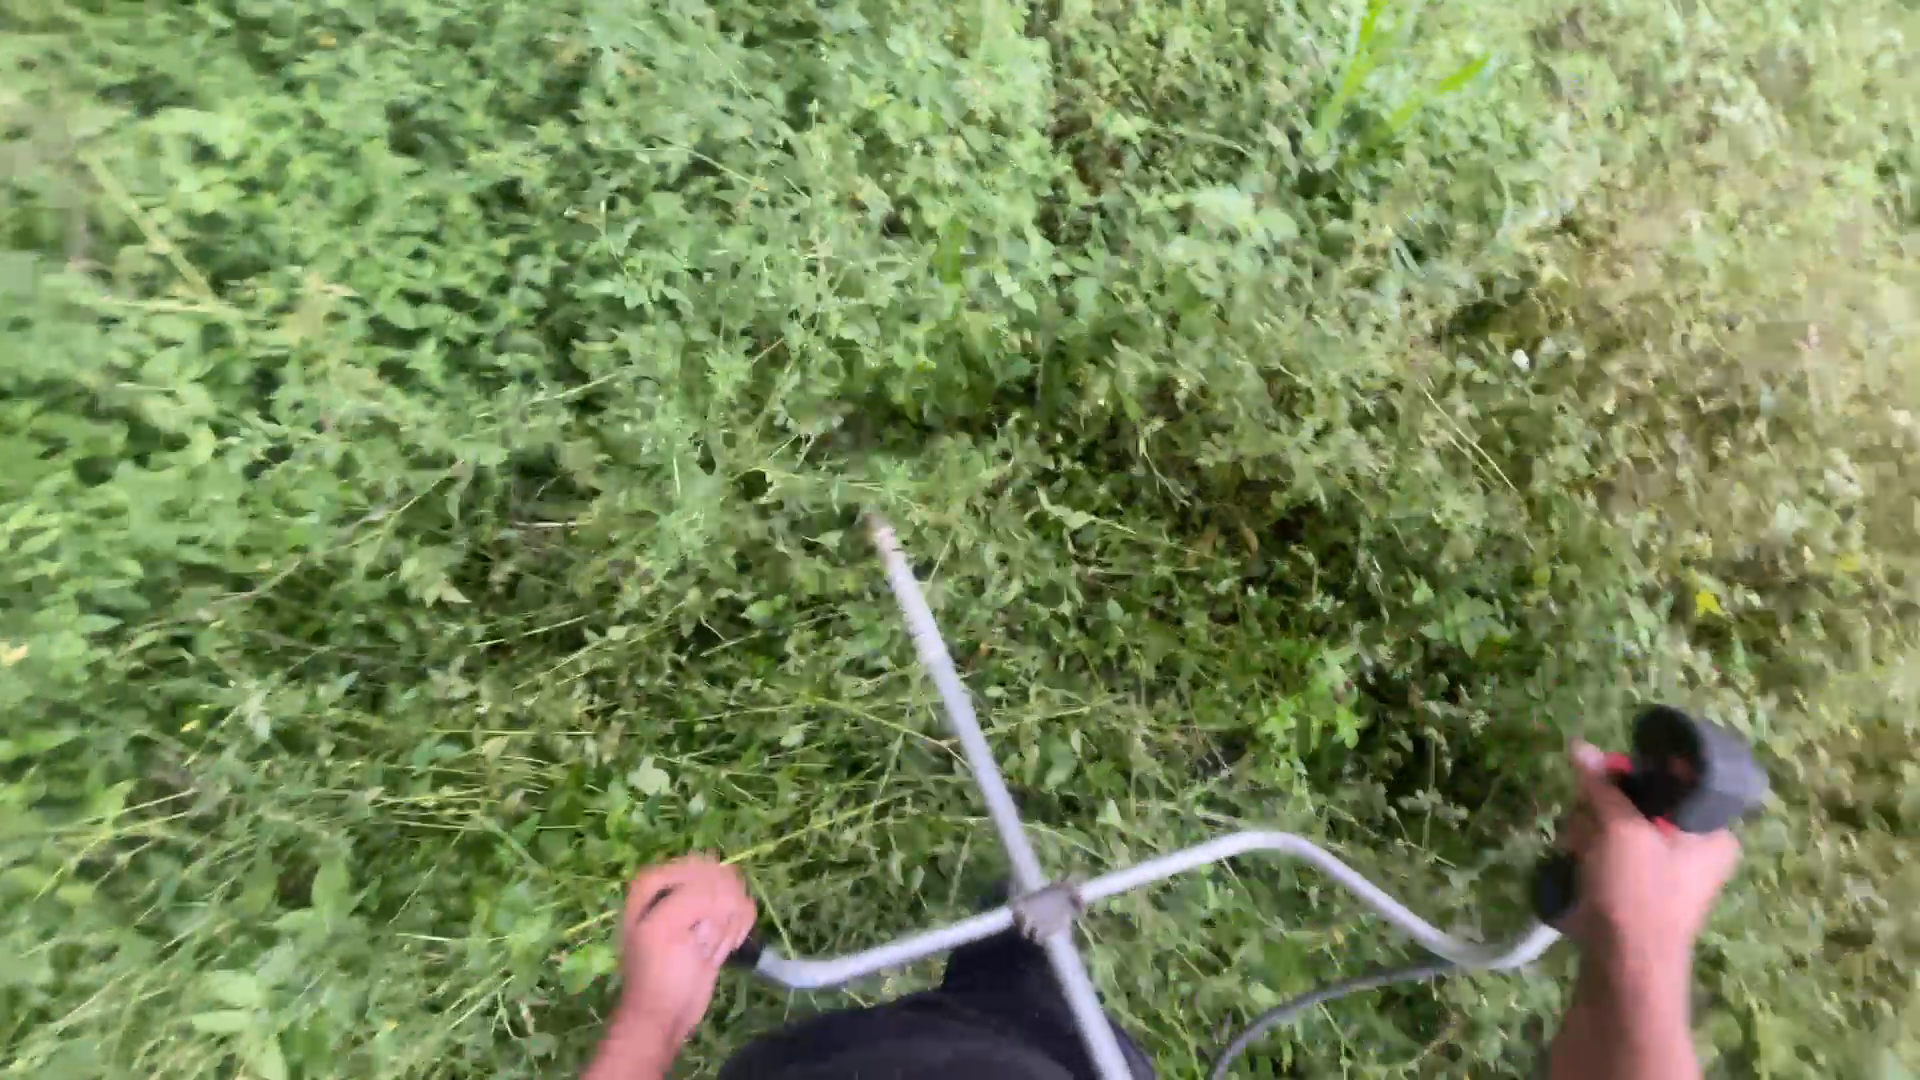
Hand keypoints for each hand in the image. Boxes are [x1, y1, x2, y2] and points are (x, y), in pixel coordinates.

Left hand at [594, 856, 754, 1076]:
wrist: (667, 1015)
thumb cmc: (658, 973)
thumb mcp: (663, 927)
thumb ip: (694, 895)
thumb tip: (729, 889)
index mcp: (656, 882)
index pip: (697, 866)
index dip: (703, 893)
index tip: (697, 920)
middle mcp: (680, 886)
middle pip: (721, 876)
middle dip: (717, 913)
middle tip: (697, 940)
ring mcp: (702, 903)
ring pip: (737, 892)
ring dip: (727, 926)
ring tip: (705, 949)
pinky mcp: (720, 919)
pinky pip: (745, 908)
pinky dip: (739, 930)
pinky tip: (721, 950)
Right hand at [1562, 741, 1740, 970]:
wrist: (1624, 954)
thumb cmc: (1637, 890)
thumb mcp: (1620, 830)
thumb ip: (1601, 786)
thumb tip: (1580, 746)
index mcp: (1712, 833)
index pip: (1672, 782)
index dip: (1633, 776)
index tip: (1607, 784)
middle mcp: (1692, 844)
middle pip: (1633, 798)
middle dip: (1599, 807)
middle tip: (1591, 825)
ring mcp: (1662, 861)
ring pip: (1611, 817)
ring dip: (1586, 826)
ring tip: (1582, 848)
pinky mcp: (1634, 875)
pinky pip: (1605, 840)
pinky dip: (1586, 844)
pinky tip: (1579, 857)